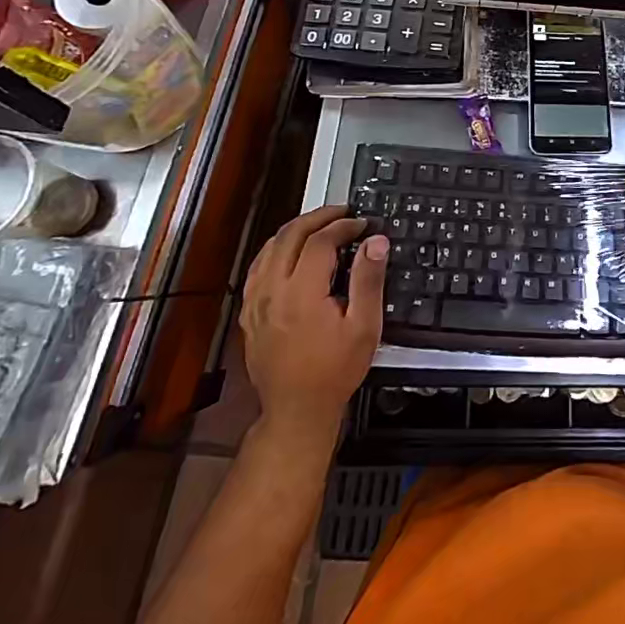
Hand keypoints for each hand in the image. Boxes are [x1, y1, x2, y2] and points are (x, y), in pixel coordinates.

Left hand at [239, 205, 386, 438]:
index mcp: (301, 293)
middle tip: (343, 213)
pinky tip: (291, 251)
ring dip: (296, 229)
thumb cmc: (335, 370)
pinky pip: (258, 266)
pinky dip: (277, 249)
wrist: (296, 409)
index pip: (320, 241)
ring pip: (270, 246)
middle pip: (290, 235)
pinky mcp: (248, 311)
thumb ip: (368, 280)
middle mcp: (272, 290)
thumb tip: (375, 242)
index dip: (343, 226)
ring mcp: (256, 300)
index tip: (362, 224)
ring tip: (320, 225)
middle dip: (318, 217)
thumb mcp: (364, 327)